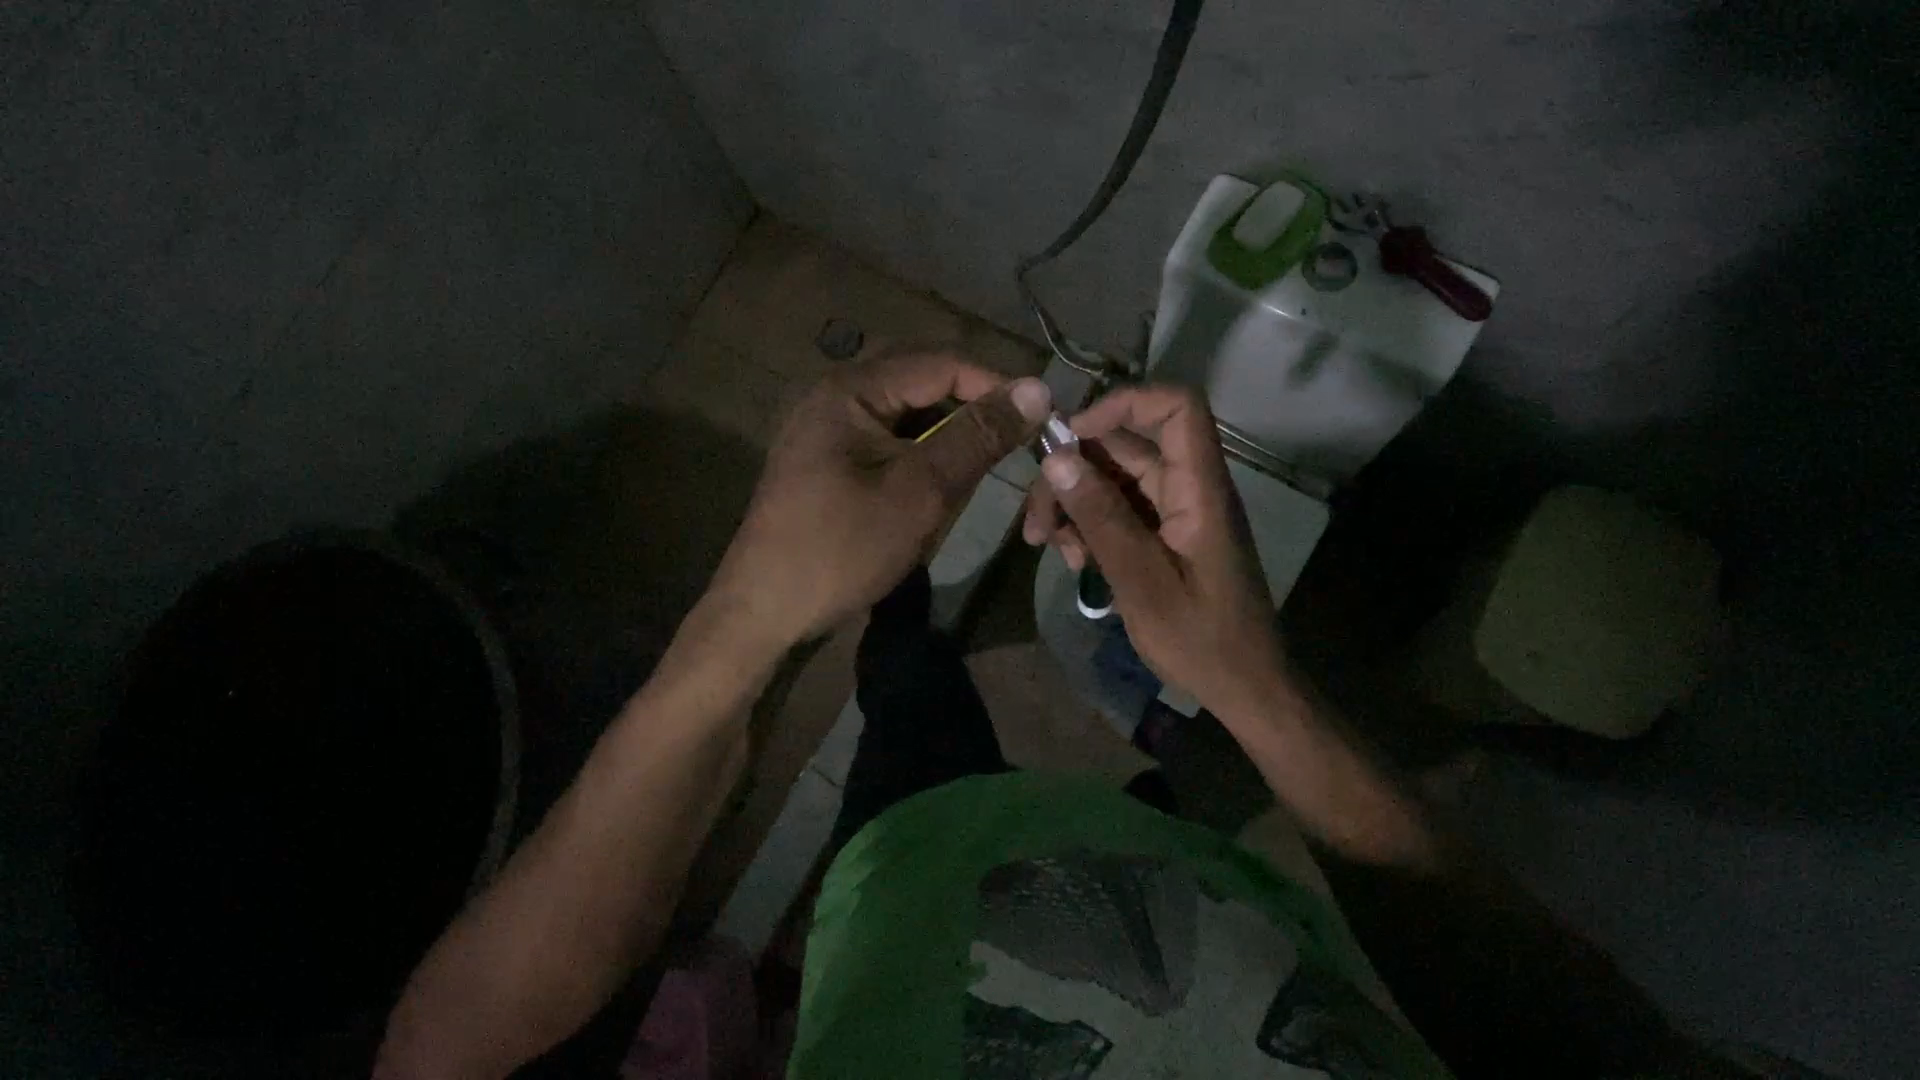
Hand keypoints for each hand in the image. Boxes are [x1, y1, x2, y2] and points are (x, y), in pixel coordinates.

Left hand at [709, 350, 1050, 646]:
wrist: (764, 611)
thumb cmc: (843, 548)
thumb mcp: (921, 491)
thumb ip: (977, 436)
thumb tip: (1037, 389)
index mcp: (850, 389)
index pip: (941, 363)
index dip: (995, 386)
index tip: (1042, 419)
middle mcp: (833, 395)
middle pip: (921, 382)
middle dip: (971, 409)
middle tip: (1016, 442)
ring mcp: (824, 429)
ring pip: (905, 414)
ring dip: (946, 435)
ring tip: (981, 466)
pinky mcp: (824, 461)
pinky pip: (885, 441)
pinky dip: (918, 455)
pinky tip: (937, 485)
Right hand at [1022, 384, 1285, 713]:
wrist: (1242, 686)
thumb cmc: (1200, 638)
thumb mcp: (1142, 581)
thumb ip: (1101, 518)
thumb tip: (1056, 458)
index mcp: (1200, 489)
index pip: (1177, 408)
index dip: (1123, 404)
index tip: (1070, 437)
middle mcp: (1189, 489)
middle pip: (1126, 446)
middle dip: (1072, 470)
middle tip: (1036, 518)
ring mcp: (1176, 512)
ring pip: (1114, 479)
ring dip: (1073, 502)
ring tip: (1047, 544)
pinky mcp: (1164, 536)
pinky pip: (1119, 510)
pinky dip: (1089, 525)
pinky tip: (1072, 558)